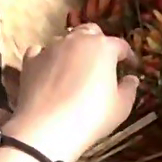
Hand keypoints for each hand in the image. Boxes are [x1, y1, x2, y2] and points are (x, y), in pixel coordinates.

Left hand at [2, 25, 138, 161]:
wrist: (47, 129)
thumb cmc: (92, 116)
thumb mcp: (121, 107)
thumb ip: (129, 89)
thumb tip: (131, 79)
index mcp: (103, 47)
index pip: (120, 45)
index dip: (128, 56)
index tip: (131, 66)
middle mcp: (76, 40)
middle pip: (90, 32)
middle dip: (99, 43)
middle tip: (103, 61)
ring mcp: (51, 48)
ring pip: (65, 40)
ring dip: (73, 50)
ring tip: (76, 68)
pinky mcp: (31, 61)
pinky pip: (41, 52)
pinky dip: (48, 58)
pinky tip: (50, 70)